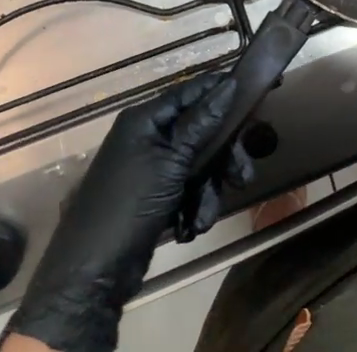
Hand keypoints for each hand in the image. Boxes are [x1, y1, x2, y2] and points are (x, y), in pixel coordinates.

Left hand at [6, 74, 252, 351]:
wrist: (92, 273)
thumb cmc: (129, 206)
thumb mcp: (171, 162)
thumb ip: (202, 123)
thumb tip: (228, 83)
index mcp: (146, 119)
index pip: (194, 90)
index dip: (226, 90)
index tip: (264, 90)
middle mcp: (148, 137)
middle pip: (202, 132)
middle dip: (223, 158)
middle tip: (242, 177)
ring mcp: (151, 168)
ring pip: (199, 165)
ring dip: (207, 191)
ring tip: (202, 217)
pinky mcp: (155, 196)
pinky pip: (188, 189)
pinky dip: (193, 207)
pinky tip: (188, 227)